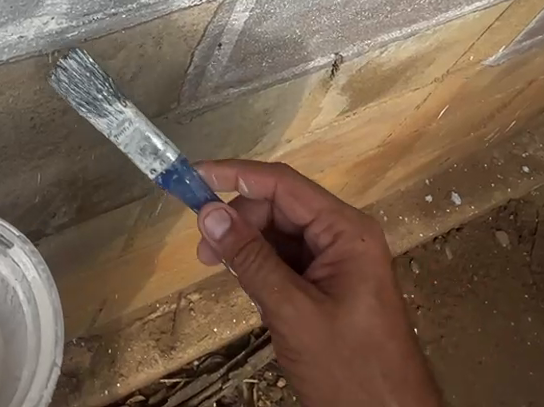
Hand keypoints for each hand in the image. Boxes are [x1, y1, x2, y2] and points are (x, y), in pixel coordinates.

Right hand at [195, 160, 442, 406]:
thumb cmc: (349, 369)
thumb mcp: (292, 312)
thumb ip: (250, 258)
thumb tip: (208, 213)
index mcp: (346, 230)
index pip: (283, 184)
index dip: (236, 175)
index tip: (194, 175)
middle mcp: (342, 236)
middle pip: (278, 207)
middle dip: (238, 220)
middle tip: (204, 249)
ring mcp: (336, 261)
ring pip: (278, 233)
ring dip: (246, 246)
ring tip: (220, 269)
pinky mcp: (328, 284)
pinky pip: (286, 259)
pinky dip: (260, 267)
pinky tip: (248, 287)